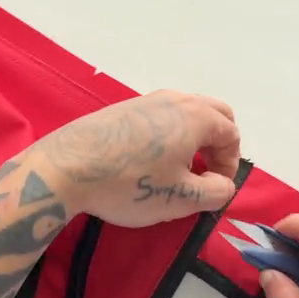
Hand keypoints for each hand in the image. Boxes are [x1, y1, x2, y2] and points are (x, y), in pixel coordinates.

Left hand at [25, 91, 241, 226]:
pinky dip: (169, 136)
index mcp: (196, 116)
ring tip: (177, 171)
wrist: (67, 168)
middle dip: (218, 145)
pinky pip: (161, 117)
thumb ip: (216, 192)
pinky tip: (148, 163)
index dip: (230, 165)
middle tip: (204, 175)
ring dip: (193, 140)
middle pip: (214, 114)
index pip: (232, 134)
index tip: (214, 190)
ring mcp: (146, 100)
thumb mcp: (181, 198)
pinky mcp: (123, 109)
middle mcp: (175, 99)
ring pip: (186, 113)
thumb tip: (222, 184)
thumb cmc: (130, 184)